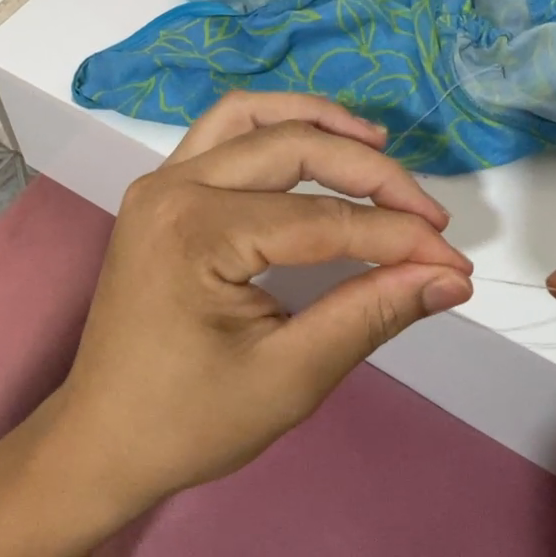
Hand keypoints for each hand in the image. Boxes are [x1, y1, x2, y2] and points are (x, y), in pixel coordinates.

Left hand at [0, 93, 472, 556]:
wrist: (100, 439)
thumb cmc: (189, 419)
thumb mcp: (289, 377)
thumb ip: (370, 314)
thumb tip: (448, 278)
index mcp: (197, 231)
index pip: (323, 220)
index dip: (398, 238)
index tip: (454, 263)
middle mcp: (173, 185)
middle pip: (291, 147)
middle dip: (370, 173)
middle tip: (429, 215)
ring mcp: (160, 181)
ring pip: (251, 117)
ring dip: (317, 122)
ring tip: (376, 147)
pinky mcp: (161, 190)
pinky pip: (223, 135)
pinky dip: (275, 130)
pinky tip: (313, 148)